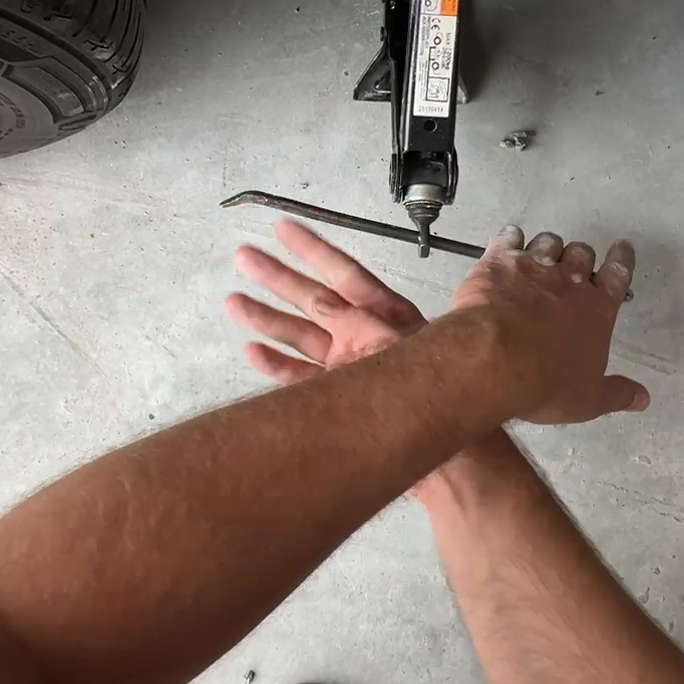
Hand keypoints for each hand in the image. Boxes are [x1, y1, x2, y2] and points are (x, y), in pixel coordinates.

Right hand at [227, 220, 425, 383]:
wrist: (451, 456)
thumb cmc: (443, 397)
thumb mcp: (415, 353)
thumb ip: (379, 332)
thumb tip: (345, 316)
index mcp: (384, 316)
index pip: (344, 274)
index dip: (313, 249)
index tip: (284, 227)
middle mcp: (361, 335)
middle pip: (311, 299)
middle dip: (276, 276)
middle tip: (243, 255)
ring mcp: (346, 367)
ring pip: (299, 336)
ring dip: (266, 318)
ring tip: (233, 301)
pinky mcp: (337, 399)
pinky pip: (300, 380)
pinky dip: (276, 366)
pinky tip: (253, 351)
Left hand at [449, 227, 647, 423]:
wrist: (492, 360)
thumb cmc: (544, 384)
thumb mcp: (587, 399)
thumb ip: (617, 394)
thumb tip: (643, 399)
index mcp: (596, 309)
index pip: (617, 275)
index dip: (621, 260)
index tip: (622, 248)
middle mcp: (568, 281)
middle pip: (582, 254)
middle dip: (579, 257)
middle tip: (572, 265)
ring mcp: (533, 267)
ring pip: (548, 242)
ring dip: (548, 247)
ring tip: (542, 255)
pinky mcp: (499, 263)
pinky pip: (508, 239)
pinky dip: (510, 237)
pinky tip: (508, 240)